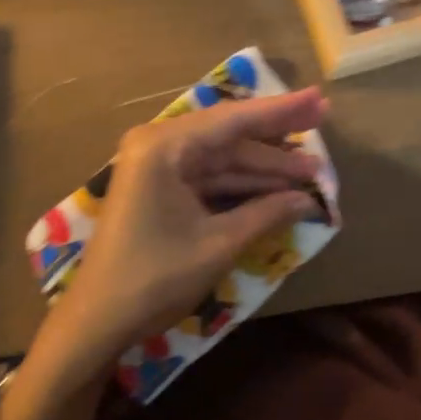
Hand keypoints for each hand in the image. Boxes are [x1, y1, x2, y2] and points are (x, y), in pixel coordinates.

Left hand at [40, 88, 328, 382]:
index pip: (233, 120)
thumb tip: (310, 199)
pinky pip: (207, 177)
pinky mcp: (158, 190)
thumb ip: (266, 213)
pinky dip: (240, 185)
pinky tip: (275, 189)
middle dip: (276, 141)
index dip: (280, 111)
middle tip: (322, 125)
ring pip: (221, 158)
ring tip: (311, 171)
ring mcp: (155, 167)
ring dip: (262, 167)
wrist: (98, 321)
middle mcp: (157, 145)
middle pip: (228, 135)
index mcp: (163, 146)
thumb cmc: (155, 277)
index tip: (317, 98)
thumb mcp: (218, 244)